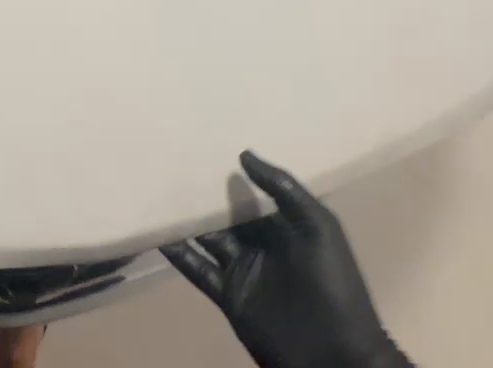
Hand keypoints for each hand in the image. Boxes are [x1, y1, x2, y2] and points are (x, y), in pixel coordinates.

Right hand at [162, 152, 412, 367]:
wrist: (336, 353)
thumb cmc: (334, 282)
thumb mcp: (318, 226)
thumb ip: (283, 189)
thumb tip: (243, 153)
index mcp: (282, 224)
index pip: (248, 192)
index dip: (227, 172)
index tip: (200, 145)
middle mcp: (258, 242)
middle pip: (223, 212)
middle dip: (201, 193)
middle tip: (169, 164)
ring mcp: (241, 269)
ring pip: (206, 237)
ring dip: (185, 220)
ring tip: (156, 194)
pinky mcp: (228, 295)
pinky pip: (198, 269)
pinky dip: (178, 254)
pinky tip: (158, 235)